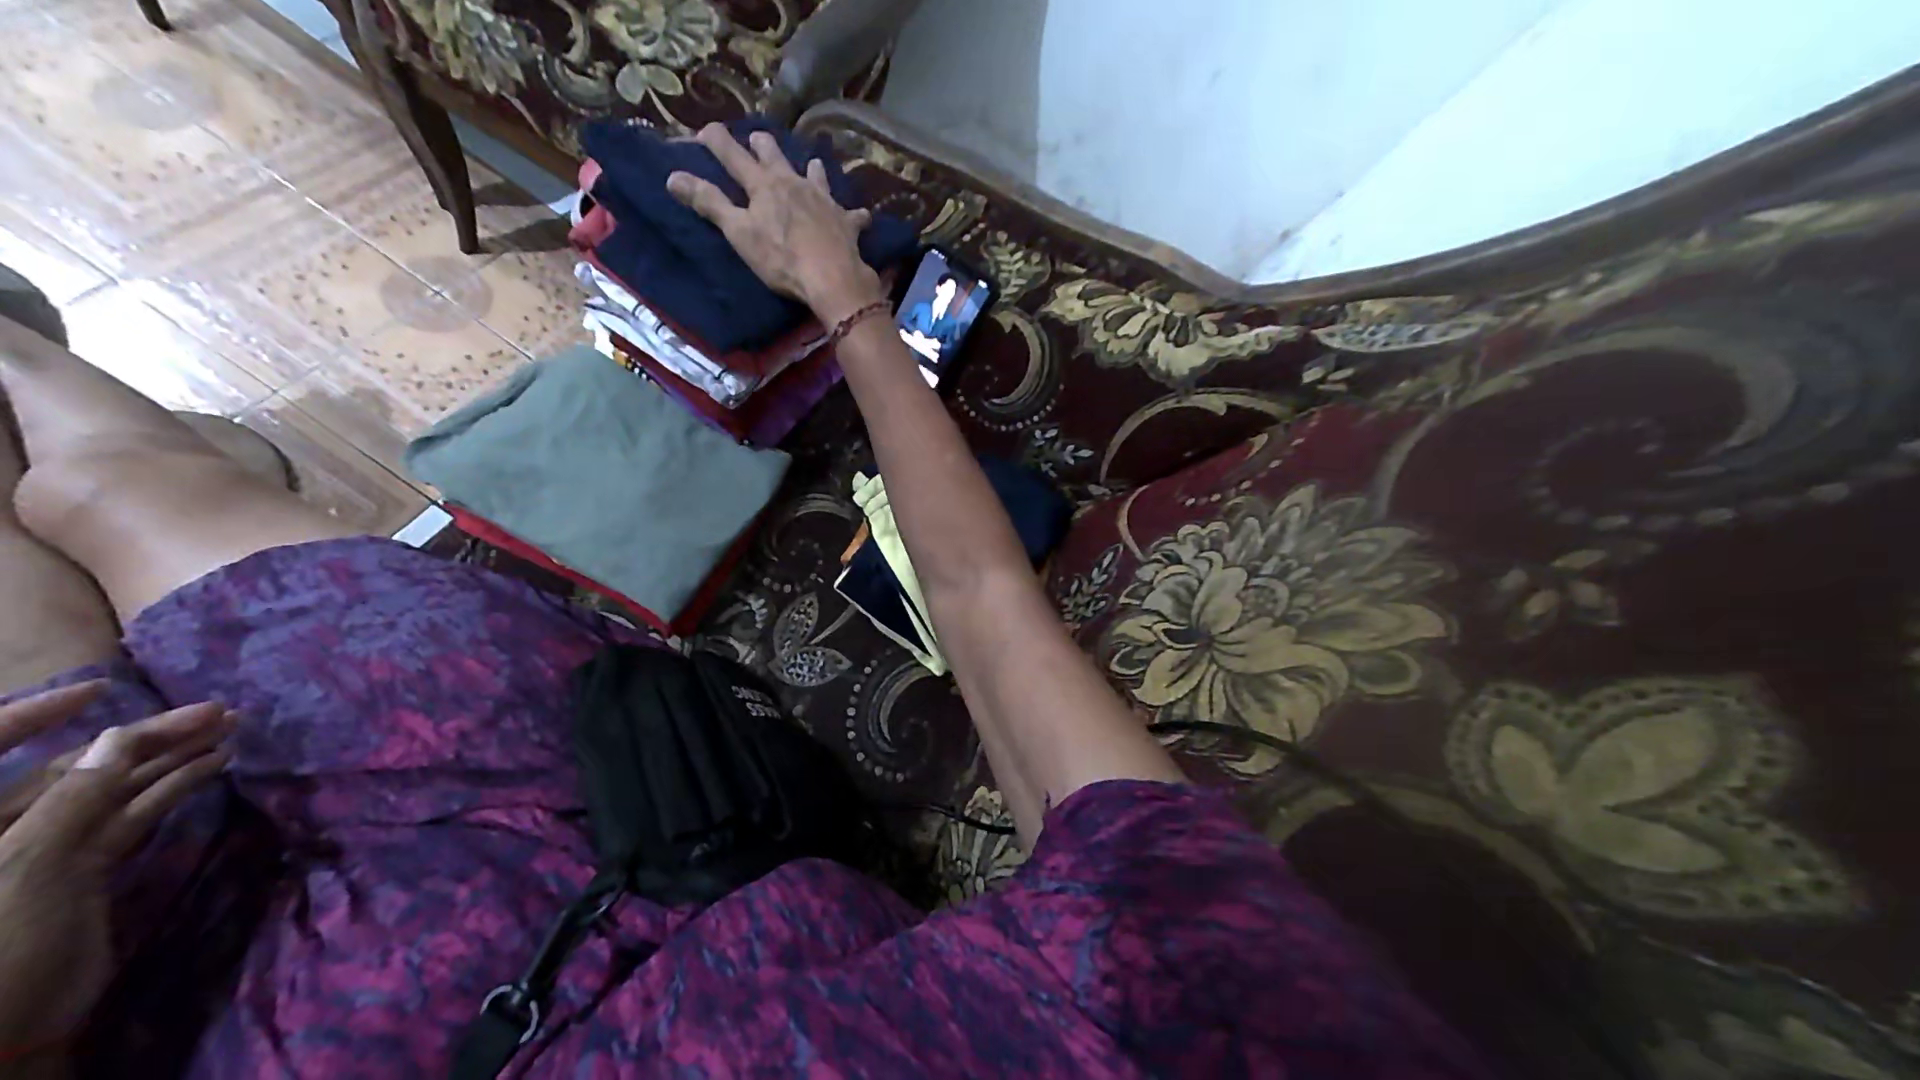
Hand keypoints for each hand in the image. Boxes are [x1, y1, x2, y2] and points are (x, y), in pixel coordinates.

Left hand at [0, 684, 234, 1057]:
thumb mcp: (30, 870)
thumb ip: (74, 801)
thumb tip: (119, 735)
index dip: (35, 715)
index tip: (103, 688)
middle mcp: (0, 829)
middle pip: (71, 769)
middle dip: (144, 737)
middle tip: (216, 710)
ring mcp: (37, 850)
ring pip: (108, 790)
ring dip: (170, 759)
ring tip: (230, 730)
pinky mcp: (75, 870)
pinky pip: (125, 817)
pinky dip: (169, 790)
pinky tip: (212, 768)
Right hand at [666, 124, 886, 325]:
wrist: (832, 277)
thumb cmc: (781, 258)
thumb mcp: (739, 233)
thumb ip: (709, 203)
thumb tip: (673, 176)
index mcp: (764, 185)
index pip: (733, 155)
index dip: (717, 140)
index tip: (705, 129)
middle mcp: (794, 183)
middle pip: (775, 154)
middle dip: (762, 144)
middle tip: (757, 138)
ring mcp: (824, 200)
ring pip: (816, 174)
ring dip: (812, 168)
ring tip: (811, 165)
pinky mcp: (846, 222)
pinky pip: (853, 214)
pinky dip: (854, 214)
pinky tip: (861, 216)